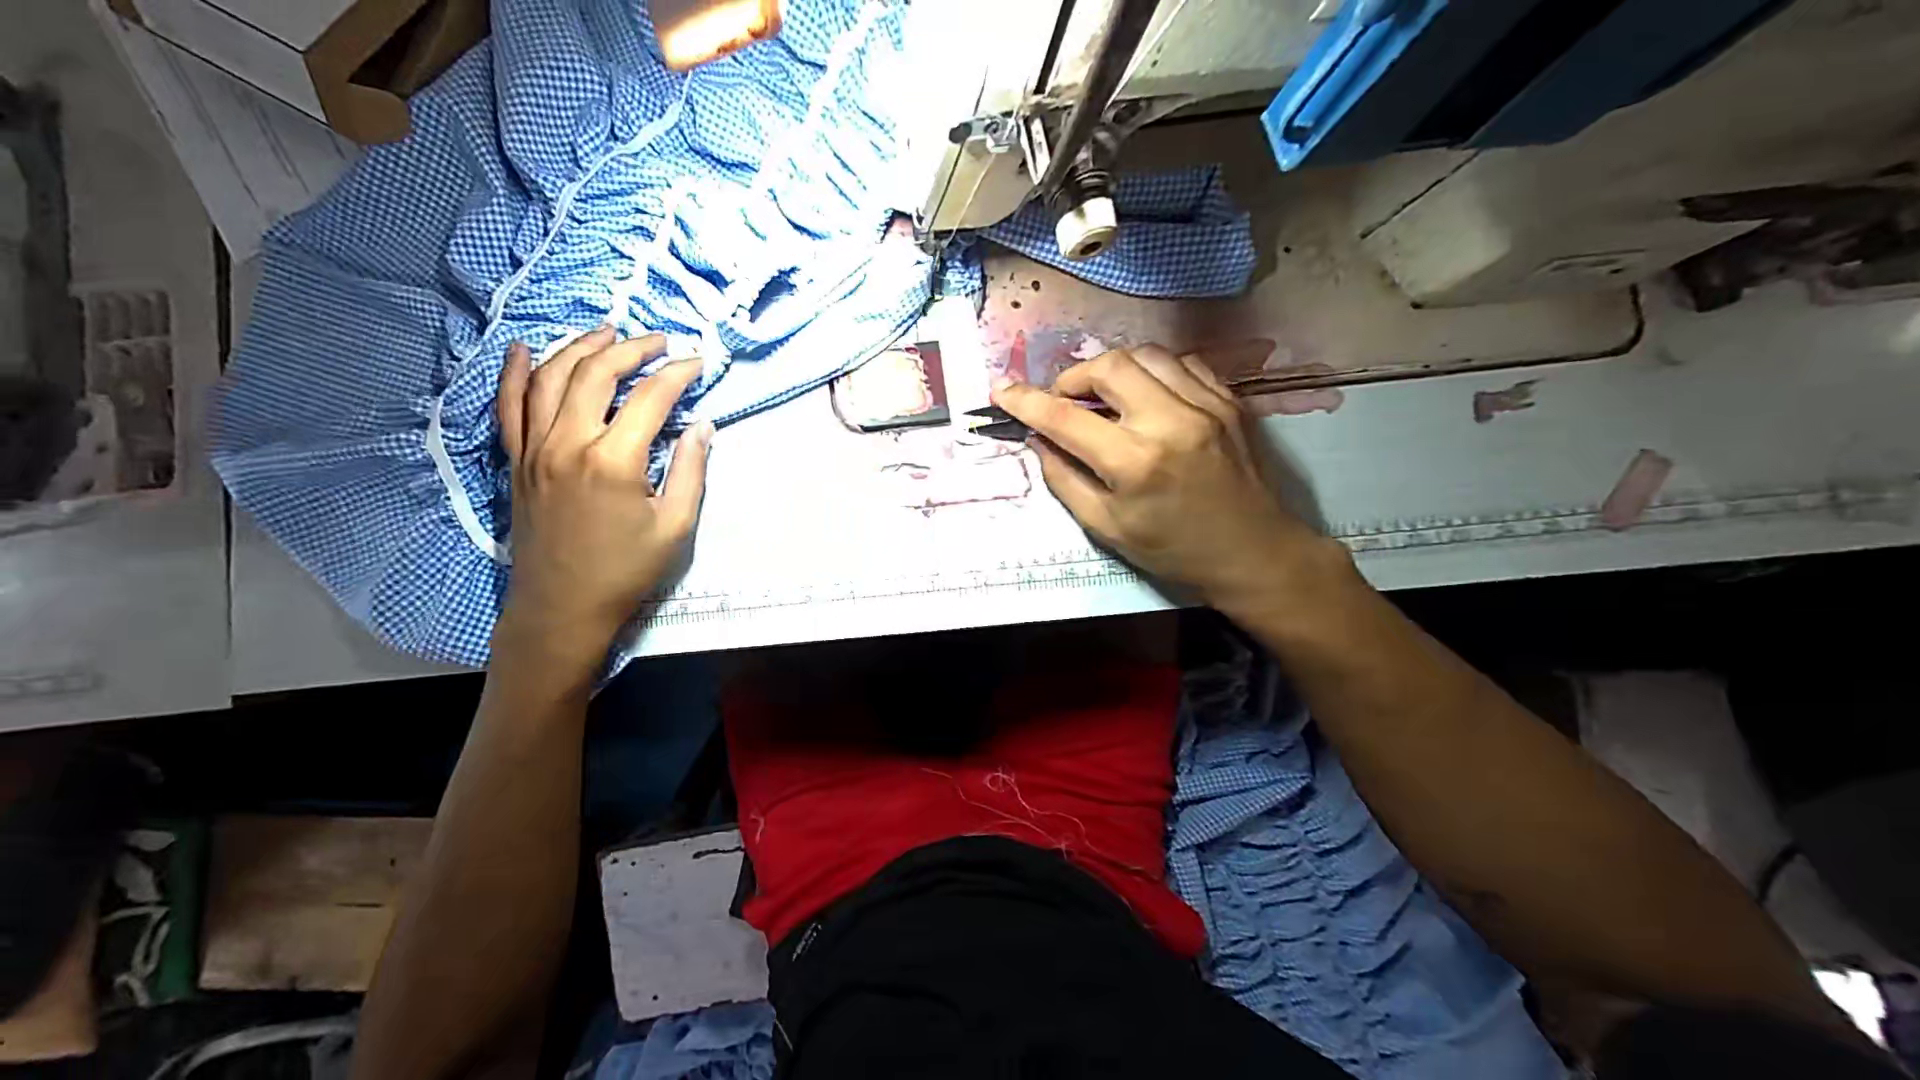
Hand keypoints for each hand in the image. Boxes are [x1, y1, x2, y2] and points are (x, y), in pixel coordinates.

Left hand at [493, 327, 711, 671]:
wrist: (562, 607)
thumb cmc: (626, 572)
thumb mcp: (675, 527)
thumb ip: (690, 471)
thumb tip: (702, 426)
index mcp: (613, 461)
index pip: (650, 398)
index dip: (677, 374)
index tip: (697, 363)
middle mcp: (568, 444)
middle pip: (597, 373)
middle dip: (632, 349)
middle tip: (659, 341)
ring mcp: (534, 449)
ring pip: (551, 378)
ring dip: (580, 347)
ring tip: (607, 332)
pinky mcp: (516, 461)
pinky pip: (508, 406)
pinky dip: (514, 372)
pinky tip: (523, 349)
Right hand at [989, 345, 1345, 607]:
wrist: (1252, 552)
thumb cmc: (1173, 549)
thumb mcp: (1106, 527)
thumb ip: (1064, 479)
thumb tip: (1038, 439)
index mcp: (1135, 463)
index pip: (1065, 418)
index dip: (1026, 401)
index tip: (1002, 390)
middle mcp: (1170, 422)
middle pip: (1108, 366)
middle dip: (1074, 377)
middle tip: (1066, 402)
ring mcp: (1206, 405)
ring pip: (1146, 354)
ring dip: (1113, 368)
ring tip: (1104, 396)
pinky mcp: (1229, 400)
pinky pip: (1181, 363)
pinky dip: (1153, 371)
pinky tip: (1146, 394)